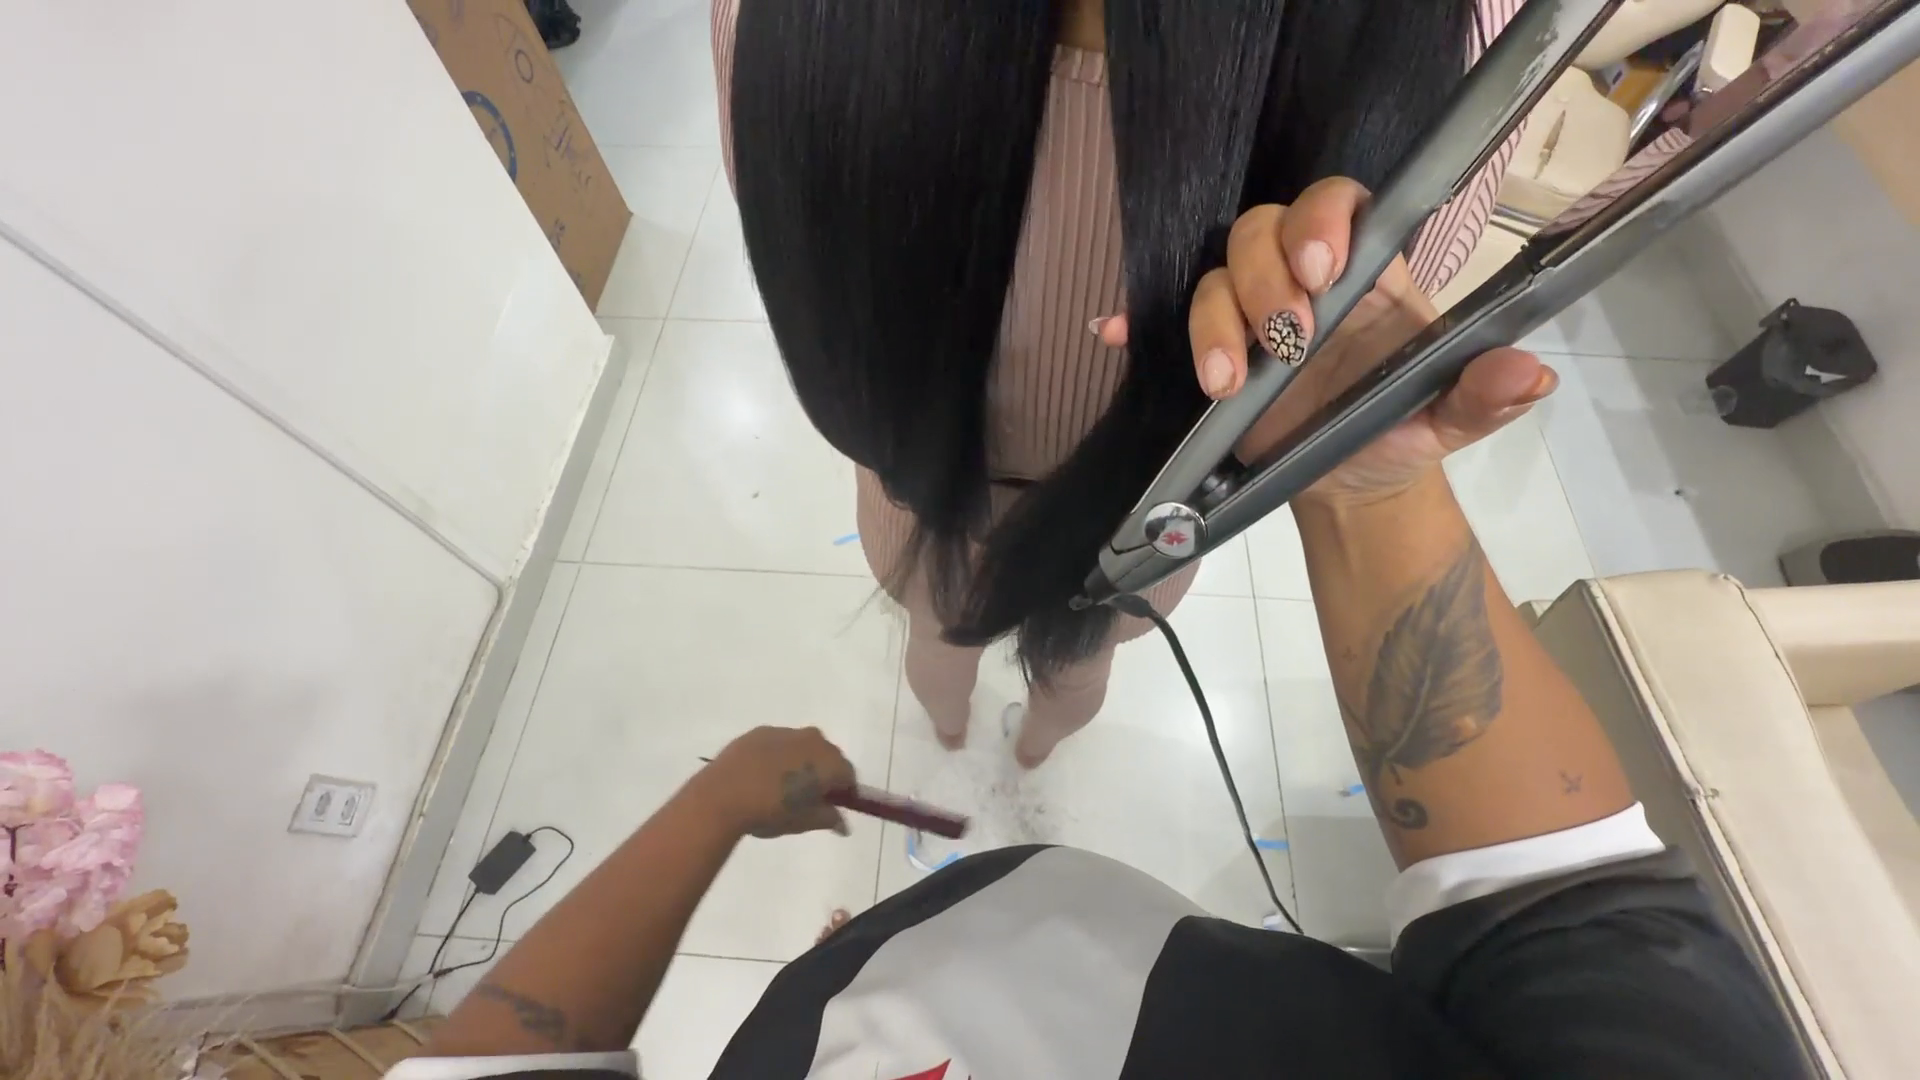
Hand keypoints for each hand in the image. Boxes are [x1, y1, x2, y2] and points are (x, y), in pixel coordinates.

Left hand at [695, 727, 854, 839]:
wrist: (722, 795)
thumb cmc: (770, 812)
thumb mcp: (803, 822)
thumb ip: (829, 819)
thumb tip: (843, 823)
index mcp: (829, 762)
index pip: (848, 776)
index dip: (843, 792)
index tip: (830, 807)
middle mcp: (813, 740)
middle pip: (828, 757)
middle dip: (823, 774)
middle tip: (806, 798)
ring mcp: (786, 732)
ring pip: (802, 747)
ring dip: (800, 762)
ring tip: (780, 786)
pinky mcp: (761, 731)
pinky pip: (779, 743)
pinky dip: (777, 755)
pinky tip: (760, 775)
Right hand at [1091, 177, 1557, 506]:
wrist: (1343, 482)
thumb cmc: (1393, 437)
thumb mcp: (1446, 422)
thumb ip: (1483, 396)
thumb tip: (1527, 374)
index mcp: (1363, 279)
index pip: (1338, 207)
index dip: (1321, 221)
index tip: (1319, 272)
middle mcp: (1299, 284)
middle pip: (1257, 234)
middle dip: (1261, 282)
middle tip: (1282, 344)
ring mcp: (1247, 317)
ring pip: (1210, 280)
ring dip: (1210, 324)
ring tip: (1226, 385)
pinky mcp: (1211, 352)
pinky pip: (1164, 321)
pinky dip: (1136, 321)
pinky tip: (1113, 333)